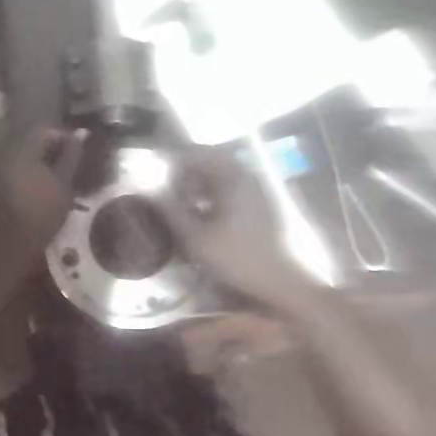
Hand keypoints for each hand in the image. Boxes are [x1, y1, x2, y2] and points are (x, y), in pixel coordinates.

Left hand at [0, 126, 87, 260]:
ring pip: (26, 157)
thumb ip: (72, 156)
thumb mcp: (64, 183)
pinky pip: (18, 171)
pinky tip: (47, 189)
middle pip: (32, 142)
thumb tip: (82, 133)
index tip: (80, 150)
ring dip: (45, 163)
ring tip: (63, 178)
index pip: (43, 130)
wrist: (12, 246)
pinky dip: (34, 174)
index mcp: (22, 151)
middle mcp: (7, 156)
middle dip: (54, 150)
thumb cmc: (42, 213)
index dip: (64, 136)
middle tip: (74, 164)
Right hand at [160, 149, 315, 309]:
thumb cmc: (238, 258)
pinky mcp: (263, 203)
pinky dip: (214, 196)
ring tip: (185, 210)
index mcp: (232, 175)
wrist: (284, 282)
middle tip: (170, 198)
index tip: (157, 186)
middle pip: (207, 160)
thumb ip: (170, 211)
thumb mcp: (196, 238)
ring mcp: (258, 188)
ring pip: (220, 175)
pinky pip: (232, 188)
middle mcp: (247, 173)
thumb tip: (150, 191)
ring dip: (198, 186)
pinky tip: (206, 219)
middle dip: (184, 176)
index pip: (193, 152)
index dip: (171, 165)